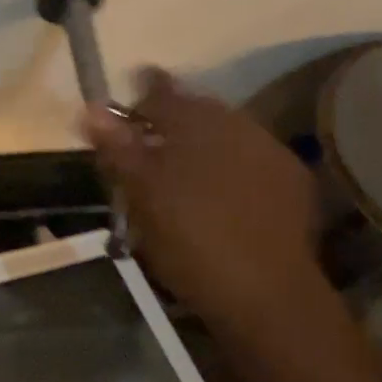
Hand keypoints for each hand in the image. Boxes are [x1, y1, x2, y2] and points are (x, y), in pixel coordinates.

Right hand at [85, 68, 321, 319]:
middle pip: (196, 110)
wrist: (264, 290)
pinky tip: (221, 195)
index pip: (160, 91)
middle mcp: (236, 123)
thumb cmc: (190, 241)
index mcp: (195, 122)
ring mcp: (269, 150)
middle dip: (171, 122)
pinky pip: (251, 159)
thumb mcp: (141, 196)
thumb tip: (89, 108)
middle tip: (148, 148)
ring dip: (202, 144)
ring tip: (182, 174)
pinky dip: (230, 168)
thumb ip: (117, 148)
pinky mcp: (291, 180)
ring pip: (225, 134)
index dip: (139, 95)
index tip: (124, 108)